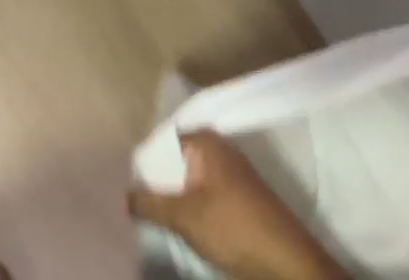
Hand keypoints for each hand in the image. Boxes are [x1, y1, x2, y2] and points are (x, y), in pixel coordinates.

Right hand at [128, 130, 345, 279]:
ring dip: (169, 197)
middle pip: (173, 161)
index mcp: (205, 142)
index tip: (117, 178)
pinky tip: (170, 223)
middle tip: (124, 196)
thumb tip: (121, 195)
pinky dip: (186, 208)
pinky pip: (202, 197)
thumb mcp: (182, 217)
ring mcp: (231, 177)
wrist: (292, 270)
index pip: (159, 142)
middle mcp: (219, 151)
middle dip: (153, 180)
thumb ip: (147, 202)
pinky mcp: (239, 202)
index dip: (139, 161)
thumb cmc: (234, 230)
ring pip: (187, 182)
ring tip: (142, 211)